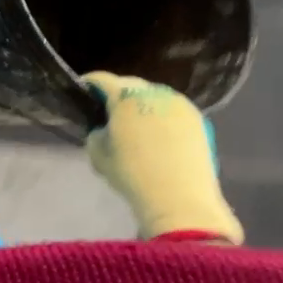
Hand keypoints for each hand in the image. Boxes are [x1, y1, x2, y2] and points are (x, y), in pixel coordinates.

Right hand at [82, 71, 242, 244]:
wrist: (182, 203)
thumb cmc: (133, 175)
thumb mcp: (98, 152)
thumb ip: (96, 131)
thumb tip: (104, 127)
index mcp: (124, 94)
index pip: (100, 79)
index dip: (88, 86)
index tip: (84, 97)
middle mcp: (152, 90)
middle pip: (128, 84)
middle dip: (117, 95)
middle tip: (111, 114)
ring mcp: (178, 103)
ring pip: (153, 95)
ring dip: (142, 104)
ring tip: (138, 124)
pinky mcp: (198, 119)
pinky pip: (172, 109)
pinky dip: (162, 115)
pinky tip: (160, 134)